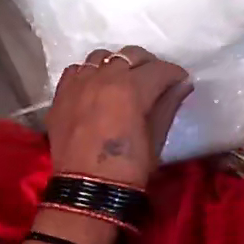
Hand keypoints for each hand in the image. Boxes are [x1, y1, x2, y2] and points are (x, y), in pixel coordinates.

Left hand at [46, 46, 191, 188]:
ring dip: (117, 65)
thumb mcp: (156, 138)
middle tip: (156, 81)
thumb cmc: (129, 169)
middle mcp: (103, 76)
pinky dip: (90, 74)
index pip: (160, 69)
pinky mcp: (61, 94)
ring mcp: (78, 83)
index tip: (181, 82)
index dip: (175, 74)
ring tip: (124, 81)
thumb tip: (182, 85)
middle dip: (148, 65)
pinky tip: (96, 89)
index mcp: (131, 88)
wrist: (87, 189)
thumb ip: (168, 106)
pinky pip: (77, 70)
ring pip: (101, 57)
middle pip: (130, 54)